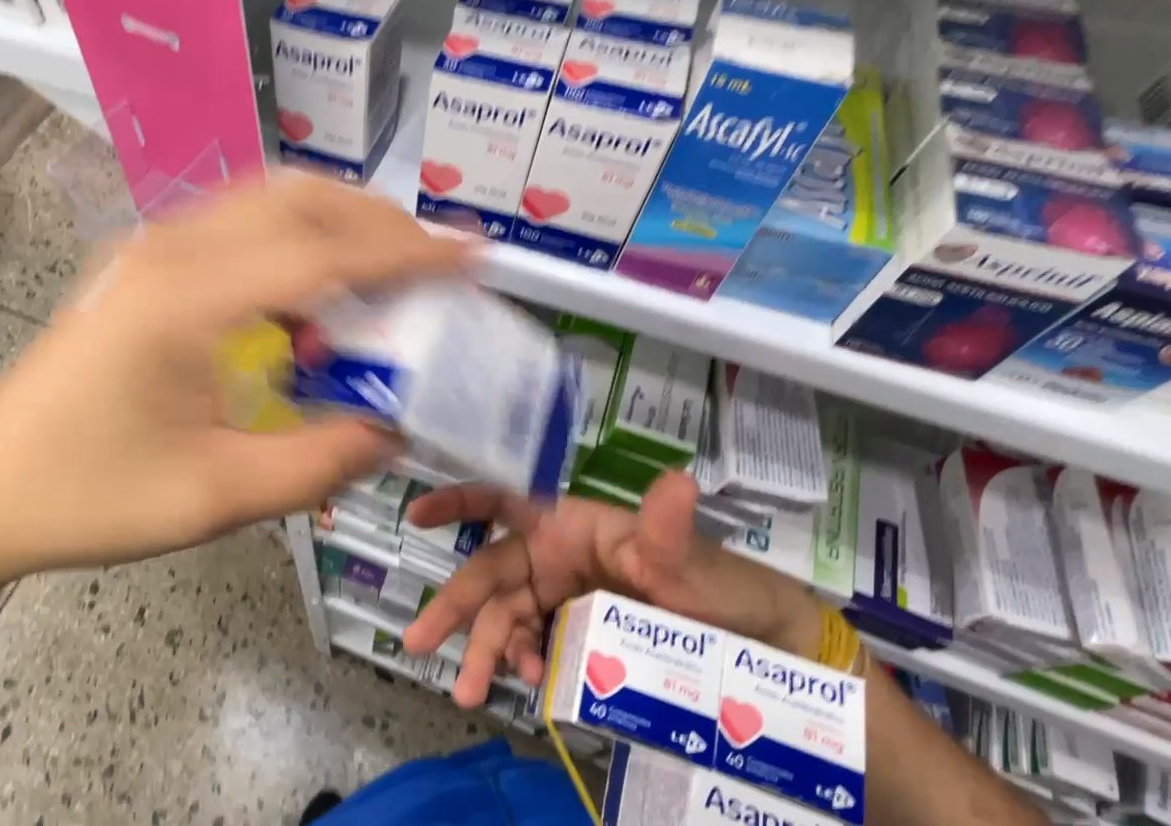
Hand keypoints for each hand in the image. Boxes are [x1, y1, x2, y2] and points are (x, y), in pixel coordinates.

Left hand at [0, 174, 473, 584]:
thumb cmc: (88, 498)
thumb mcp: (215, 497)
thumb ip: (319, 460)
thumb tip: (398, 429)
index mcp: (184, 299)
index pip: (319, 252)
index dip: (405, 252)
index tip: (473, 255)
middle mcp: (167, 250)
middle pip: (294, 200)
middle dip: (377, 220)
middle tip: (438, 259)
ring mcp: (148, 251)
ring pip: (263, 201)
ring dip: (334, 222)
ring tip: (389, 267)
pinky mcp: (141, 267)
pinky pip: (235, 227)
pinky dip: (292, 242)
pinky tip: (311, 296)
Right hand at [402, 472, 825, 707]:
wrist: (755, 651)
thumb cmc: (718, 588)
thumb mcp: (690, 562)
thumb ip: (669, 530)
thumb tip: (676, 480)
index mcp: (572, 524)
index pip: (506, 500)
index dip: (459, 502)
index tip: (415, 514)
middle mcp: (557, 555)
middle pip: (492, 574)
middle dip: (454, 606)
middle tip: (418, 641)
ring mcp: (563, 596)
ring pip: (507, 616)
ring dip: (486, 650)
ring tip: (472, 691)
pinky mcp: (574, 632)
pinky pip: (533, 643)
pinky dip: (523, 661)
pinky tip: (529, 681)